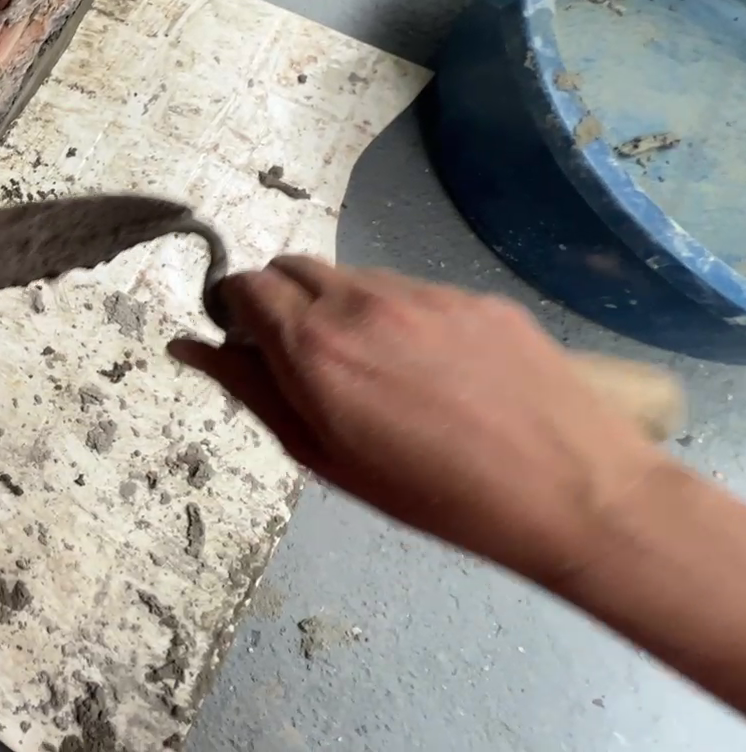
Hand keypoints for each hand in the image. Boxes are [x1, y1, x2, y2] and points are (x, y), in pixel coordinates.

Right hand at [169, 256, 672, 587]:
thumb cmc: (425, 490)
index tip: (245, 338)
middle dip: (277, 297)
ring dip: (334, 303)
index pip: (242, 284)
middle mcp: (356, 303)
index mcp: (309, 344)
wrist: (579, 498)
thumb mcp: (315, 450)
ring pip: (346, 275)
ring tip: (373, 360)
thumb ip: (244, 387)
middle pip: (288, 266)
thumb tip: (184, 346)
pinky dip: (392, 312)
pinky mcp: (472, 297)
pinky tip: (430, 363)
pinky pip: (406, 288)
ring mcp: (419, 294)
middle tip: (300, 349)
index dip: (233, 306)